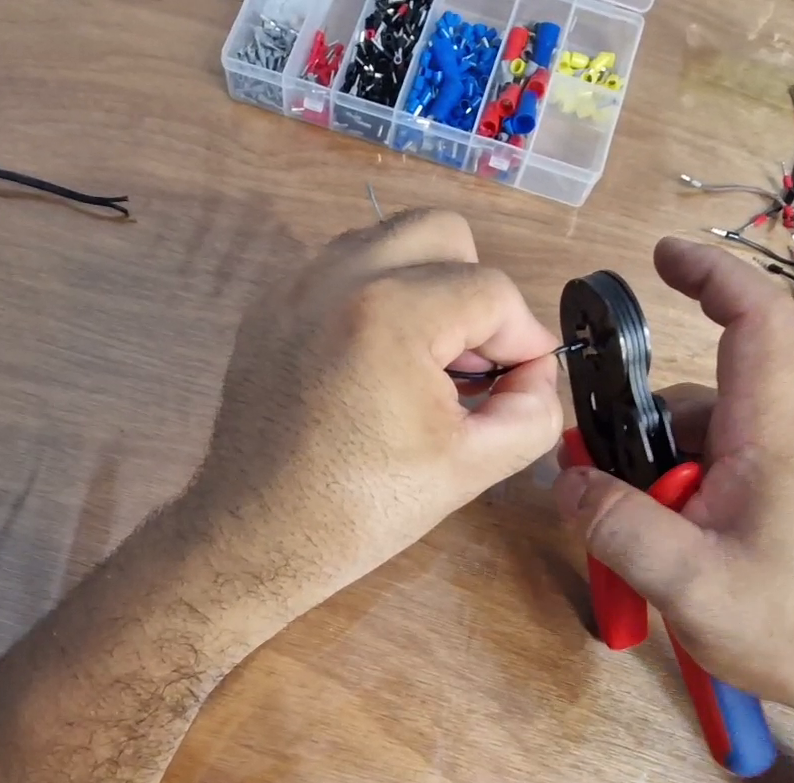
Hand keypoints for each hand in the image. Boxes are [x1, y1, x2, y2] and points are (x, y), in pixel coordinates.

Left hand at [189, 209, 563, 600]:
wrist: (258, 536)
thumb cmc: (360, 509)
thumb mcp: (471, 468)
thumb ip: (535, 410)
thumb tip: (535, 371)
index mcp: (391, 314)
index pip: (492, 291)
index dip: (522, 338)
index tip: (521, 382)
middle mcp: (337, 277)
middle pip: (442, 235)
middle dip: (474, 292)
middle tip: (470, 362)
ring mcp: (293, 286)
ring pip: (387, 242)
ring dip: (423, 287)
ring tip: (421, 362)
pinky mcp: (268, 307)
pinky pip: (340, 270)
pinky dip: (373, 297)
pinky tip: (373, 363)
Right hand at [553, 239, 793, 736]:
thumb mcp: (687, 580)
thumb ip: (616, 524)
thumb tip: (565, 478)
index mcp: (764, 438)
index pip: (753, 322)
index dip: (710, 275)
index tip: (662, 257)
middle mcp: (773, 448)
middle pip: (690, 409)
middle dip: (635, 448)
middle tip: (599, 510)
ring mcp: (778, 486)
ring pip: (694, 459)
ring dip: (652, 493)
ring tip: (643, 562)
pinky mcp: (779, 519)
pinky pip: (711, 493)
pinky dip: (677, 517)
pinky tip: (673, 570)